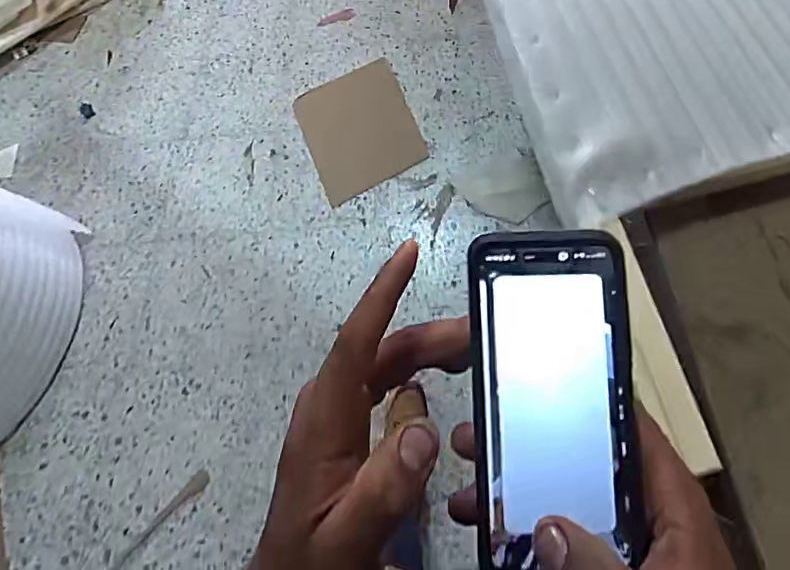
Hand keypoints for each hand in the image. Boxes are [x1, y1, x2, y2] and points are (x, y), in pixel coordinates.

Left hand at [252, 240, 469, 568]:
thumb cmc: (311, 566)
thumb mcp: (347, 540)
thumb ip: (383, 490)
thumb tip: (423, 429)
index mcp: (325, 420)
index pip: (356, 340)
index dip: (384, 291)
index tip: (409, 252)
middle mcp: (329, 405)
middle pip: (384, 349)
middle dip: (432, 334)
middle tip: (478, 333)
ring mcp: (336, 416)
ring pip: (388, 364)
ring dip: (428, 353)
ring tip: (468, 352)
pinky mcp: (346, 429)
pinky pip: (387, 387)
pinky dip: (417, 376)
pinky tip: (436, 385)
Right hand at [448, 411, 733, 569]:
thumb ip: (600, 563)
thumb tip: (550, 528)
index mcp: (674, 504)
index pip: (630, 426)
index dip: (586, 398)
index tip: (537, 385)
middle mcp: (652, 516)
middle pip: (588, 464)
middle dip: (534, 451)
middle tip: (485, 436)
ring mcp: (632, 547)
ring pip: (571, 505)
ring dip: (523, 497)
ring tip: (475, 491)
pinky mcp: (615, 567)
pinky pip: (574, 542)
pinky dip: (534, 538)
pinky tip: (496, 536)